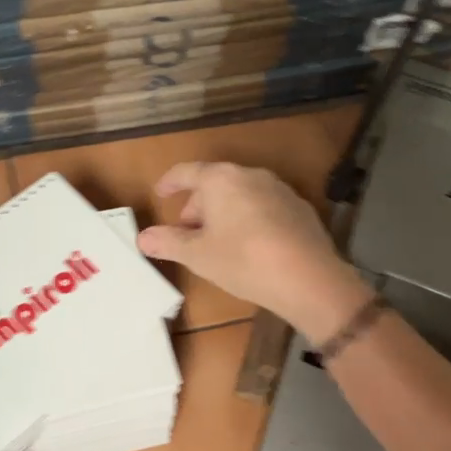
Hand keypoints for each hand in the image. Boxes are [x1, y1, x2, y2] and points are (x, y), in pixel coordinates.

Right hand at [137, 161, 372, 342]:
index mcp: (221, 179)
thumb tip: (142, 238)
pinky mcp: (300, 207)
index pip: (187, 172)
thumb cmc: (243, 260)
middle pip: (215, 183)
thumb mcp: (198, 256)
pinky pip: (264, 206)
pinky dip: (250, 219)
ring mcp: (279, 189)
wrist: (308, 278)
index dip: (170, 183)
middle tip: (189, 233)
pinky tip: (251, 246)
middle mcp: (251, 175)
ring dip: (224, 213)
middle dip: (198, 206)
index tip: (161, 194)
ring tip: (218, 242)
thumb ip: (168, 242)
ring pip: (241, 194)